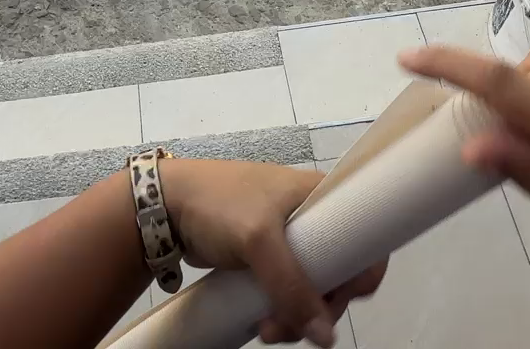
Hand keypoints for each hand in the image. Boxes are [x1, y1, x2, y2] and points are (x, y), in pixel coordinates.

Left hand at [160, 159, 386, 345]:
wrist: (167, 206)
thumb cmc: (217, 204)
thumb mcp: (258, 239)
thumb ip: (293, 286)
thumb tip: (325, 335)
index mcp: (317, 194)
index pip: (362, 234)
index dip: (360, 271)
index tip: (340, 299)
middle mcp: (309, 215)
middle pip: (338, 273)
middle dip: (319, 308)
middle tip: (292, 327)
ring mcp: (288, 239)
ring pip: (312, 289)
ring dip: (297, 318)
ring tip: (268, 331)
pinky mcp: (268, 259)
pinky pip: (289, 293)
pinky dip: (283, 313)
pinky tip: (264, 324)